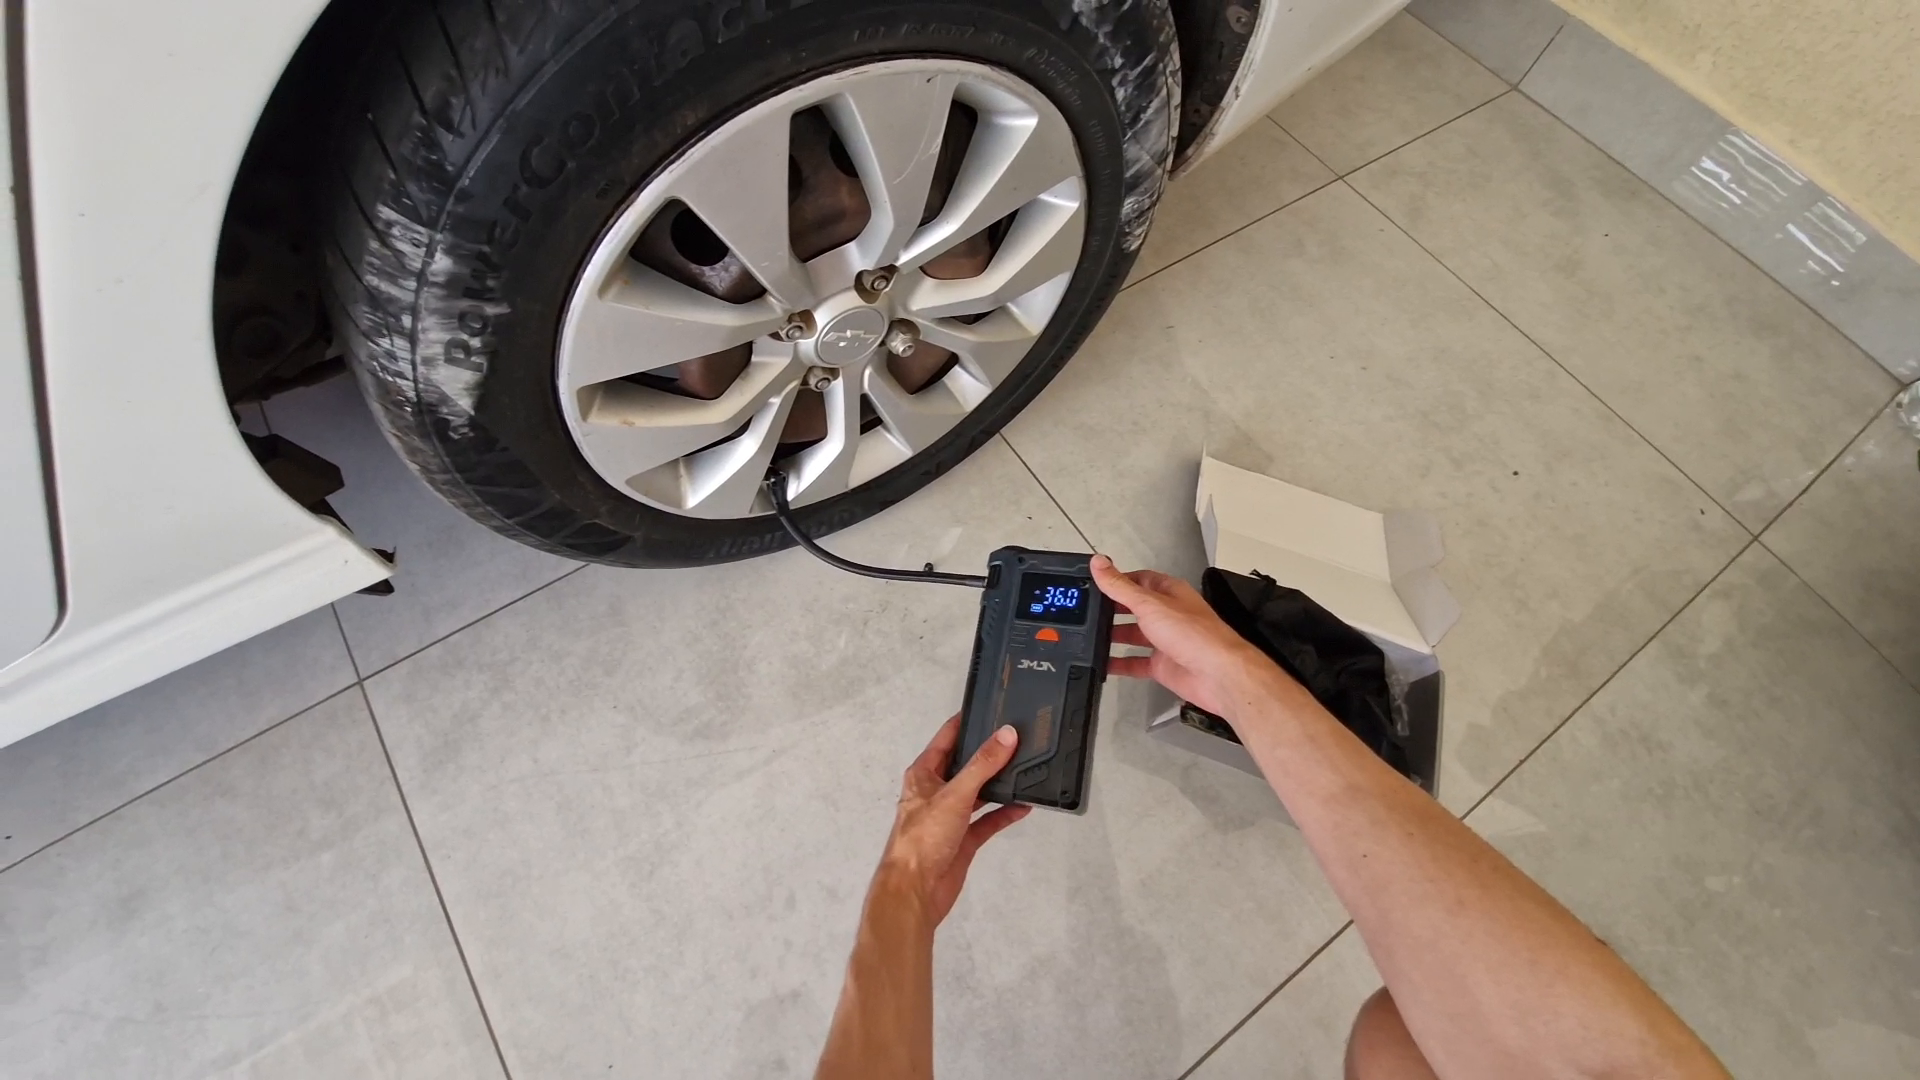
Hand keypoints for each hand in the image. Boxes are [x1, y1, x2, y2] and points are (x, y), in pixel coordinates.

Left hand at [875, 715, 1031, 925]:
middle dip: (989, 752)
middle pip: (966, 763)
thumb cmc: (924, 837)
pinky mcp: (963, 839)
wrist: (915, 892)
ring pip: (979, 792)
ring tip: (1026, 767)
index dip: (969, 721)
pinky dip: (1004, 813)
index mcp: (924, 773)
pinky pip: (987, 820)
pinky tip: (1024, 806)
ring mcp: (951, 816)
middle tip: (1019, 736)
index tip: (993, 707)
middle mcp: (937, 790)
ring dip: (999, 782)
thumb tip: (1006, 735)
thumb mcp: (955, 794)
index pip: (948, 736)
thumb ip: (982, 764)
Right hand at [1091, 554, 1277, 718]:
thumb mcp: (1149, 604)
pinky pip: (1135, 663)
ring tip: (1092, 635)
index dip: (1119, 580)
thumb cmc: (1196, 634)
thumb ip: (1120, 586)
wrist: (1217, 674)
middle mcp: (1168, 615)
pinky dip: (1119, 663)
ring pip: (1134, 635)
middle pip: (1135, 608)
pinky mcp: (1163, 665)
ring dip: (1114, 636)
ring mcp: (1166, 641)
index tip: (1098, 581)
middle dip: (1113, 609)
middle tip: (1090, 610)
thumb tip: (1099, 563)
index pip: (1140, 580)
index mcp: (1169, 593)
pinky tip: (1105, 663)